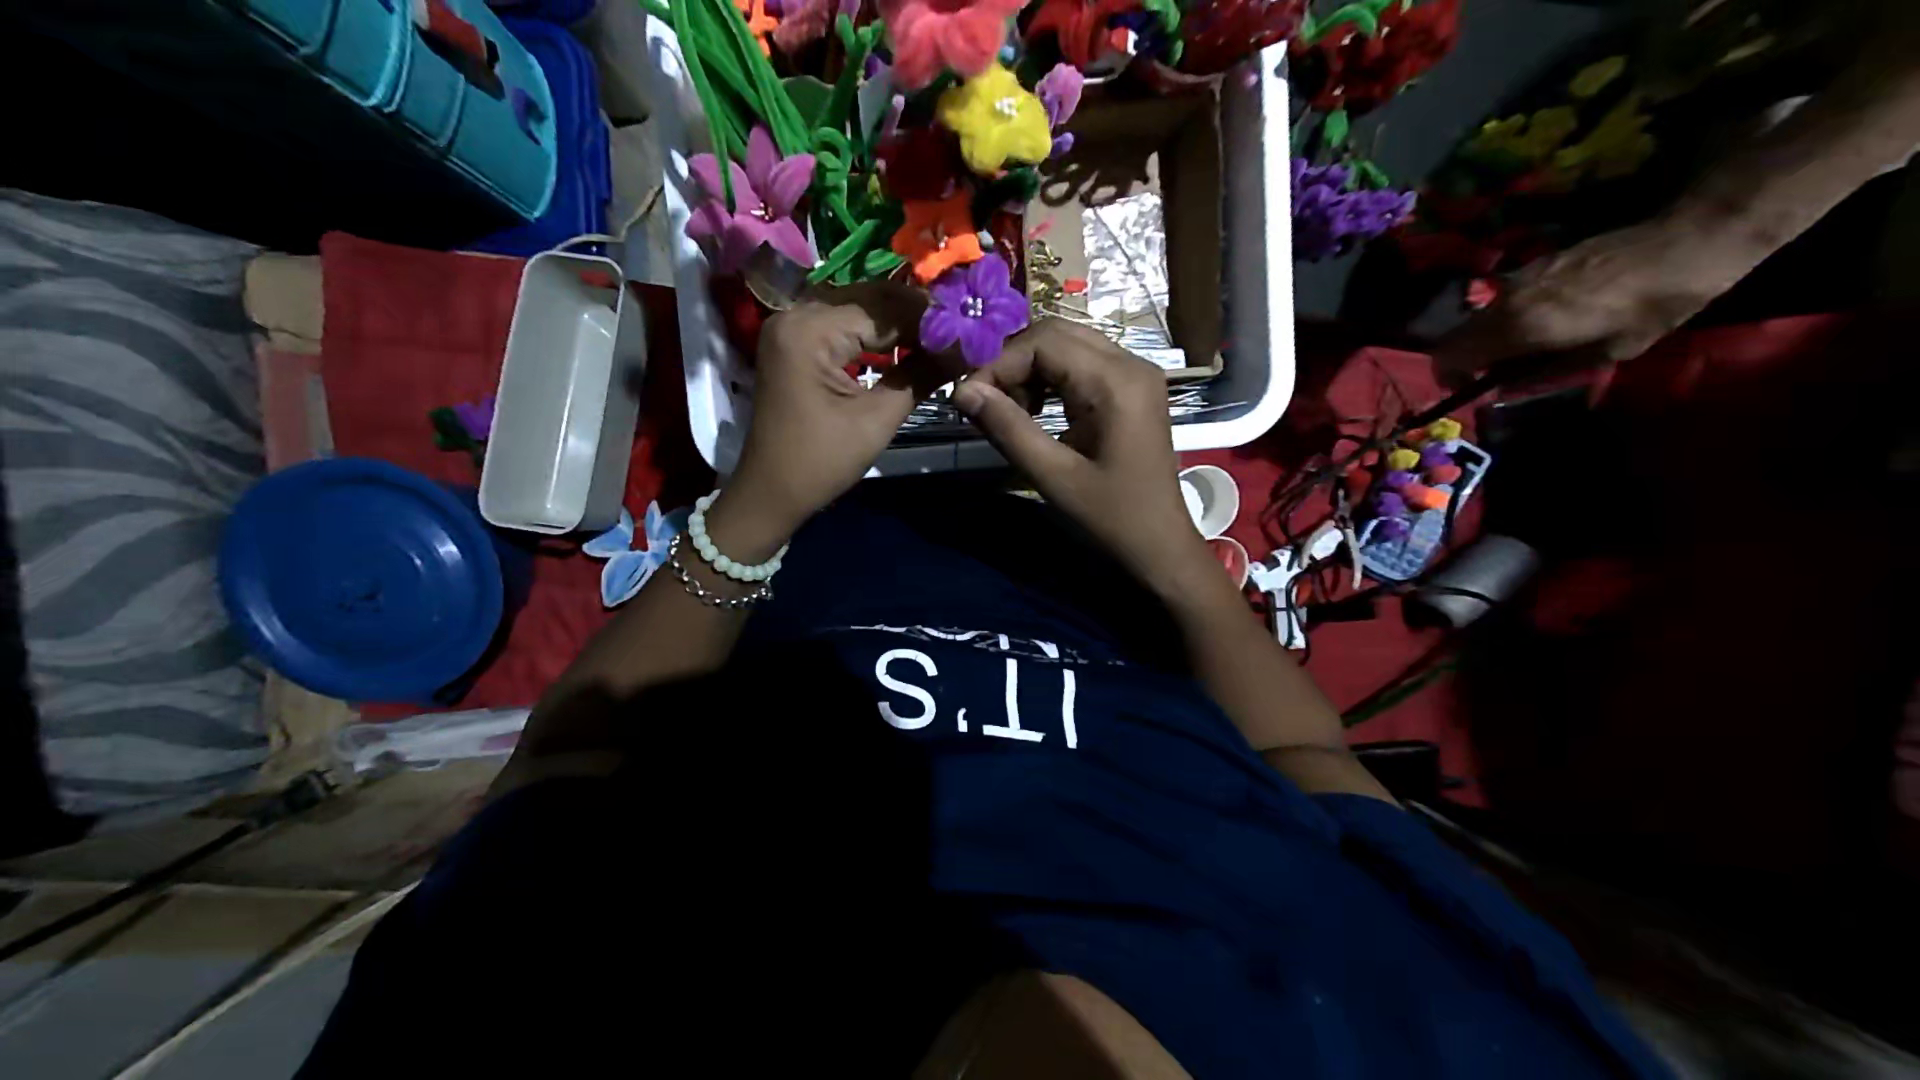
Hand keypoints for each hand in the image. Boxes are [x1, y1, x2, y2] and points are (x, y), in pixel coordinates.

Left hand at [712, 284, 954, 558]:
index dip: (929, 319)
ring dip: (898, 321)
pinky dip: (874, 333)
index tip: (970, 329)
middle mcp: (796, 314)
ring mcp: (791, 325)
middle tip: (960, 330)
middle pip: (870, 299)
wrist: (770, 491)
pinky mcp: (794, 340)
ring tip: (940, 336)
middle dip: (916, 315)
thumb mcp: (877, 420)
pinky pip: (842, 324)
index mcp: (810, 331)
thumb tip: (967, 349)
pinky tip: (905, 343)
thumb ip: (921, 375)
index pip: (884, 309)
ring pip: (858, 307)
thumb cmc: (821, 462)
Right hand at [951, 320, 1213, 591]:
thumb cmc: (1110, 516)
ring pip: (1068, 344)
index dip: (999, 364)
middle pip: (1056, 333)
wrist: (1159, 543)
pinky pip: (1083, 362)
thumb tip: (962, 392)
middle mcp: (1130, 363)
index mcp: (1116, 382)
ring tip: (1011, 409)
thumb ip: (1007, 428)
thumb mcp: (1053, 476)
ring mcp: (1136, 373)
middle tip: (988, 403)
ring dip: (1030, 368)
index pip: (1043, 342)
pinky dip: (1051, 377)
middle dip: (1013, 362)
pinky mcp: (1132, 387)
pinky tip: (1038, 409)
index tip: (969, 400)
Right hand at [1431, 217, 1763, 377]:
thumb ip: (1545, 372)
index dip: (1449, 377)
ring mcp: (1520, 280)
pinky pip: (1505, 300)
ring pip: (1481, 318)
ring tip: (1528, 347)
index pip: (1449, 355)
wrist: (1692, 239)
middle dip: (1468, 359)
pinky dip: (1511, 317)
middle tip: (1500, 372)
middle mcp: (1506, 302)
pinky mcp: (1538, 266)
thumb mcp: (1603, 354)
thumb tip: (1508, 385)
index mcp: (1517, 327)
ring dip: (1491, 337)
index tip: (1472, 388)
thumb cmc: (1654, 305)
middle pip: (1459, 336)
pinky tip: (1550, 319)